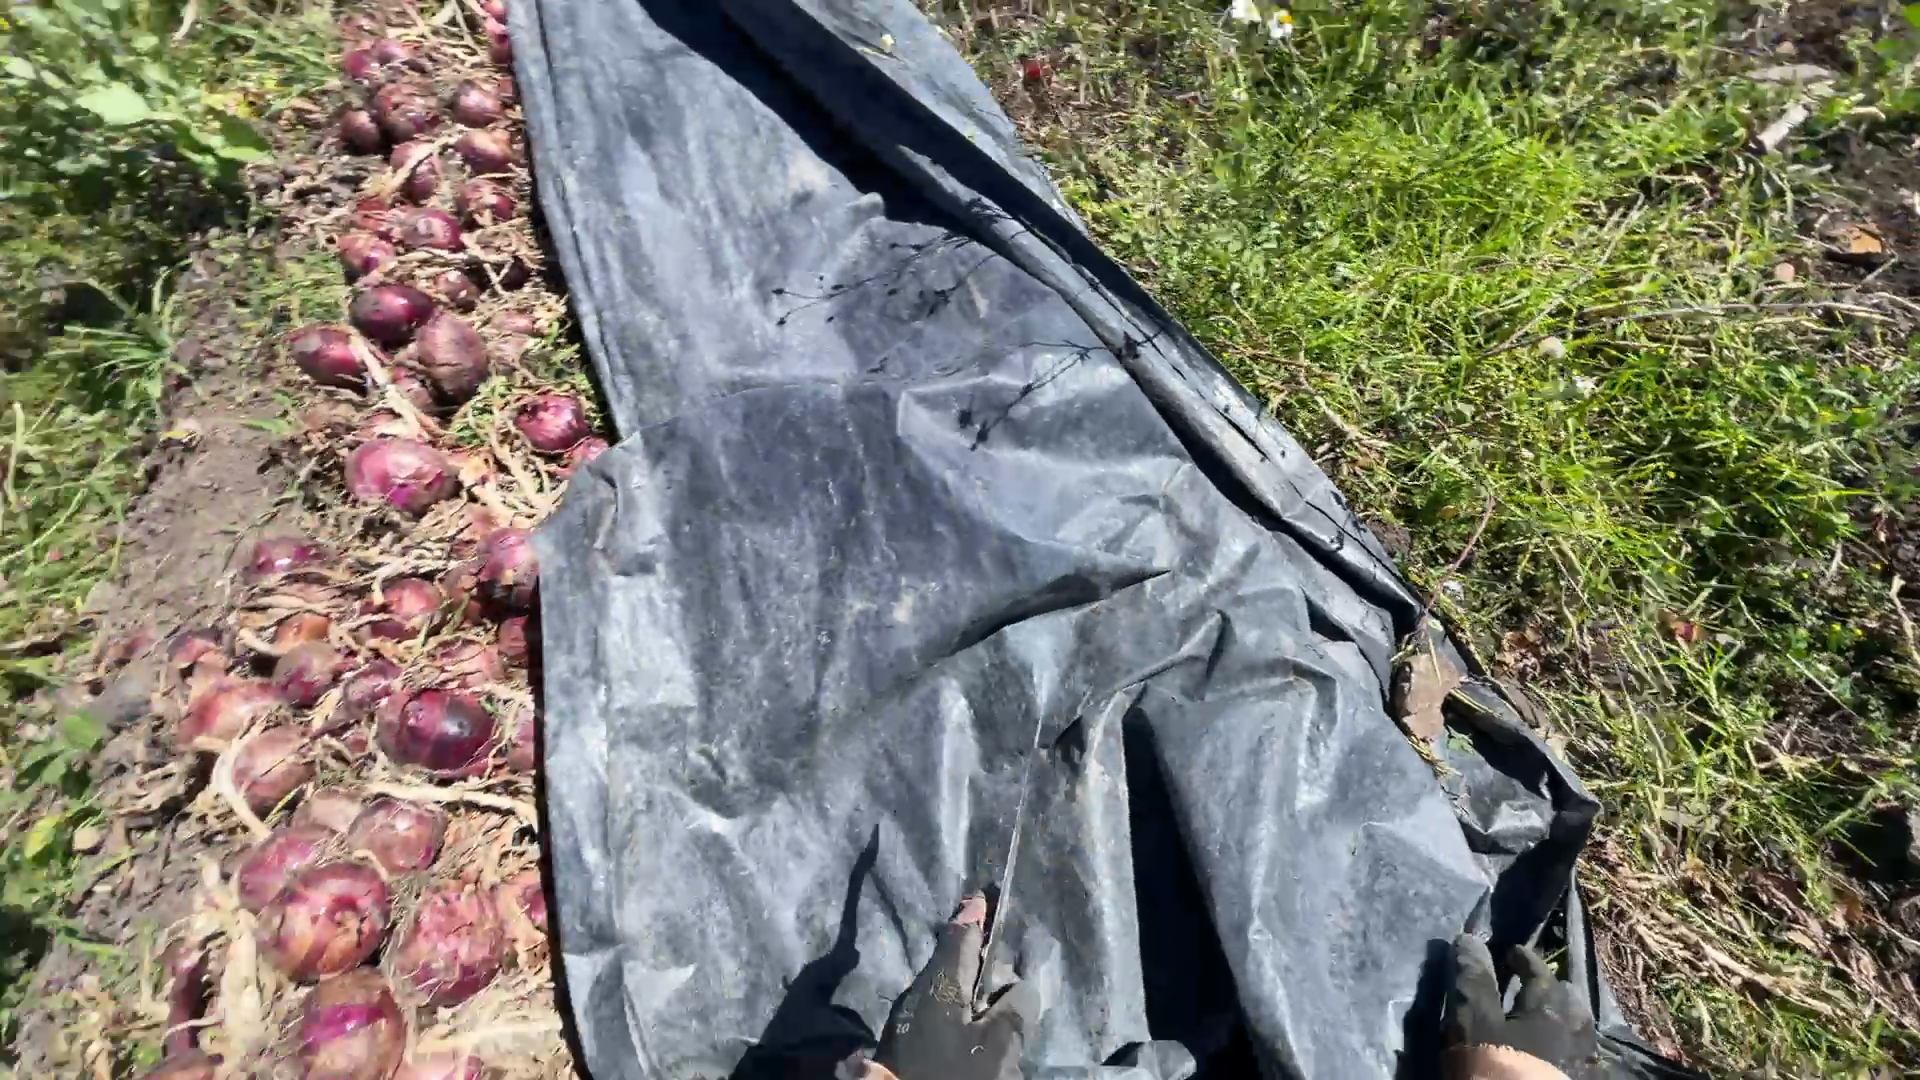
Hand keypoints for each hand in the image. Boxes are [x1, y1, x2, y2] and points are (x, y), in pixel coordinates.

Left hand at [866, 895, 1038, 1079]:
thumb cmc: (949, 1074)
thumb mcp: (993, 1050)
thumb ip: (1013, 1015)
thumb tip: (1024, 988)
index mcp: (939, 980)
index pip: (960, 933)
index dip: (975, 913)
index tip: (986, 892)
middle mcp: (921, 988)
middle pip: (953, 956)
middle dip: (975, 944)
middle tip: (997, 932)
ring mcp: (911, 1014)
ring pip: (946, 982)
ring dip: (968, 974)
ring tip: (993, 972)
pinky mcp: (908, 1038)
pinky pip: (940, 1004)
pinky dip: (960, 997)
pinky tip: (975, 1008)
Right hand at [1444, 934, 1598, 1079]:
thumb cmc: (1496, 1065)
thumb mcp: (1474, 1018)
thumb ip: (1474, 978)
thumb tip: (1471, 939)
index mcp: (1551, 1008)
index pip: (1539, 971)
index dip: (1523, 958)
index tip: (1509, 952)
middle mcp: (1576, 1032)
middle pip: (1570, 1000)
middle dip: (1552, 987)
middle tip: (1530, 985)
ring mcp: (1586, 1063)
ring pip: (1580, 1028)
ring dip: (1563, 1017)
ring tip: (1542, 1018)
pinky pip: (1582, 1056)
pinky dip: (1568, 1046)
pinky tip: (1554, 1052)